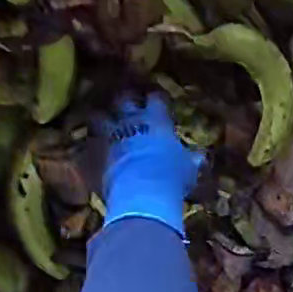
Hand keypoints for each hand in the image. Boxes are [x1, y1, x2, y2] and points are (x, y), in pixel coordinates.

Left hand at [97, 94, 201, 235]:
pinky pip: (92, 142)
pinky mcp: (96, 154)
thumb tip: (200, 155)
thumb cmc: (172, 176)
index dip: (157, 98)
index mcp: (157, 120)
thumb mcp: (189, 168)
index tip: (159, 99)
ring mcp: (112, 136)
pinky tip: (96, 146)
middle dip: (127, 99)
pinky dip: (94, 142)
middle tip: (129, 101)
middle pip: (124, 100)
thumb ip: (192, 158)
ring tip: (105, 119)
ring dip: (103, 117)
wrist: (142, 193)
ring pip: (101, 118)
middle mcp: (132, 122)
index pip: (156, 99)